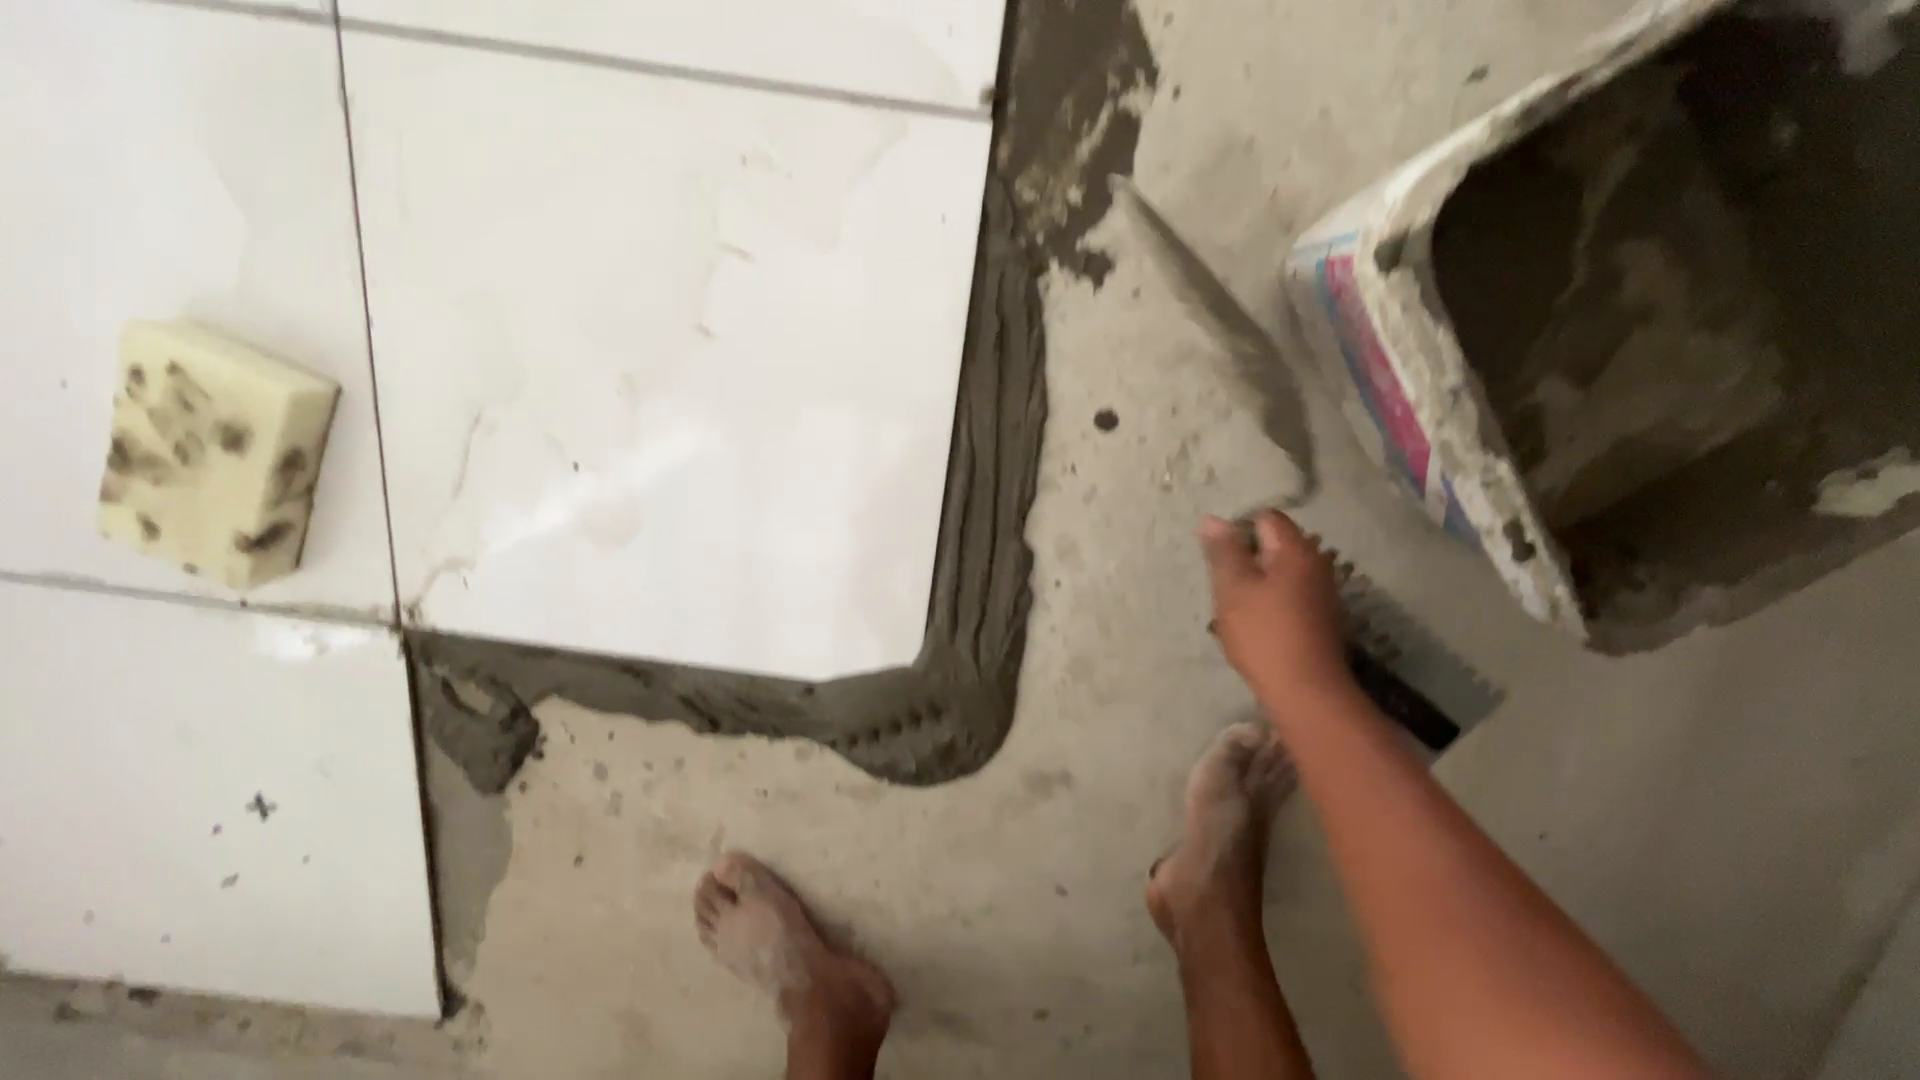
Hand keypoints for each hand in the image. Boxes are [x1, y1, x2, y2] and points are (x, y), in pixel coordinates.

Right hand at [1199, 510, 1352, 708]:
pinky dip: (1272, 602)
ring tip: (1236, 608)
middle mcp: (1316, 563)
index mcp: (1296, 550)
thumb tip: (1212, 518)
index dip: (1238, 530)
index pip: (1266, 518)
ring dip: (1257, 583)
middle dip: (1246, 559)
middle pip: (1275, 544)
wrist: (1306, 690)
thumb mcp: (1233, 588)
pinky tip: (1257, 625)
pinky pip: (1291, 595)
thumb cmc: (1263, 633)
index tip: (1219, 558)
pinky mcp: (1322, 617)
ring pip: (1281, 572)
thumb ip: (1223, 551)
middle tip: (1224, 585)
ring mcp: (1323, 591)